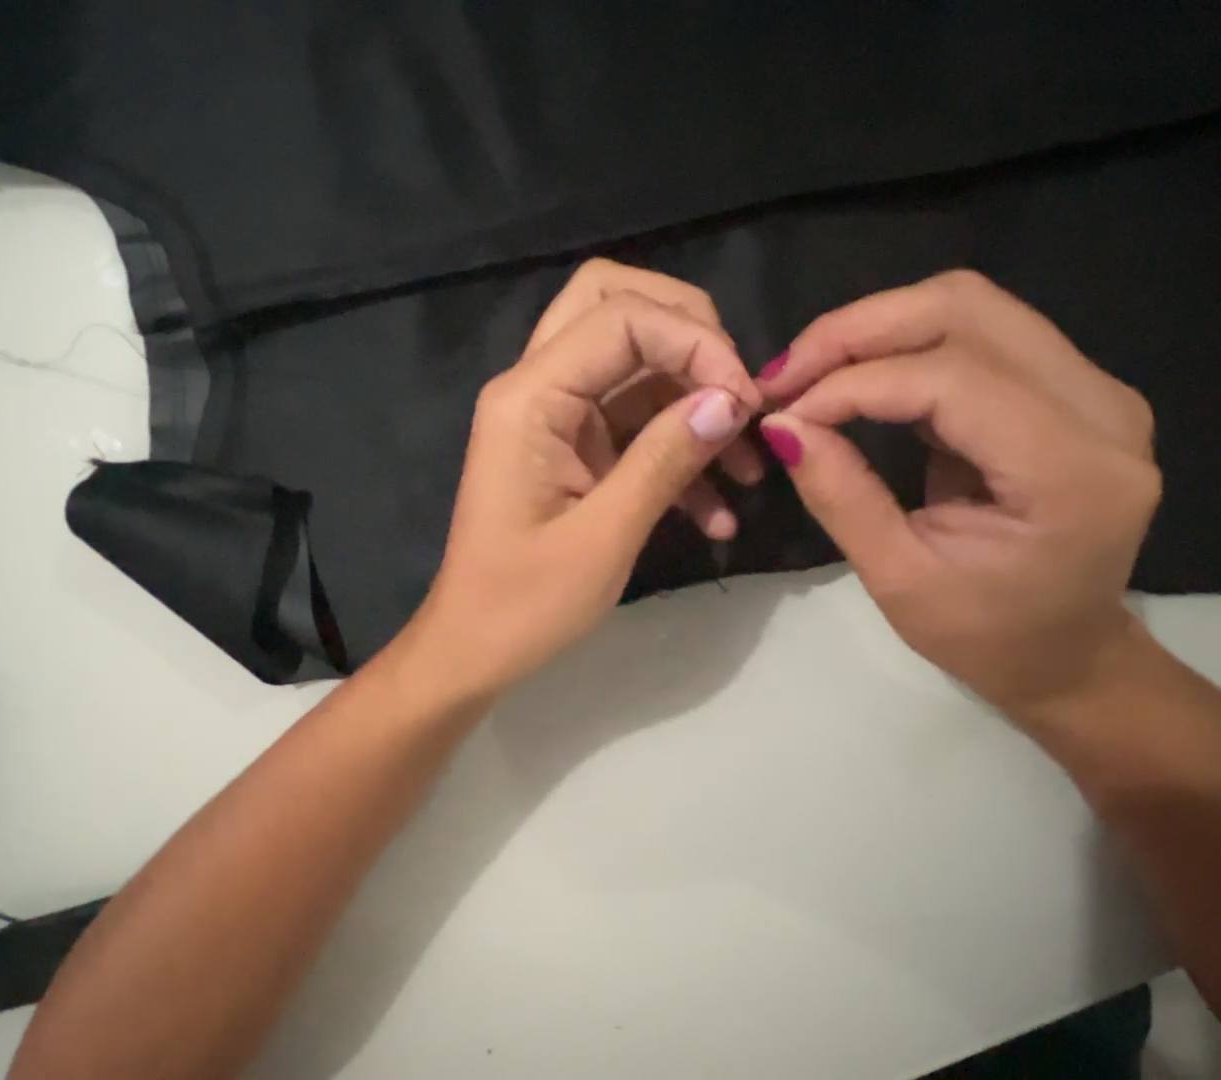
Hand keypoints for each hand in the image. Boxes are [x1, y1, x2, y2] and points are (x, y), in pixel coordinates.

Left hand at [399, 259, 763, 697]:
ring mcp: (554, 416)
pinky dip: (678, 451)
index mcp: (529, 398)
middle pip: (615, 306)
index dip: (695, 342)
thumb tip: (732, 401)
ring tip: (747, 470)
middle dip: (689, 335)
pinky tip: (716, 515)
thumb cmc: (524, 604)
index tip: (744, 403)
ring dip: (695, 402)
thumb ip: (665, 460)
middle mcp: (537, 388)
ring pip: (634, 364)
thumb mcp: (604, 538)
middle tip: (736, 392)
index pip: (620, 317)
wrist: (473, 651)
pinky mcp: (573, 449)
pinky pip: (635, 422)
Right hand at [757, 270, 1159, 715]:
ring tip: (812, 371)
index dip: (853, 383)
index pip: (950, 379)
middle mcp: (1101, 408)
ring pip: (971, 305)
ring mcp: (1095, 388)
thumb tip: (780, 423)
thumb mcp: (898, 578)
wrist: (1068, 654)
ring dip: (878, 328)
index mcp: (1070, 472)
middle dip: (858, 330)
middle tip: (787, 373)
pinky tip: (858, 378)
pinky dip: (905, 343)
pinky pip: (979, 331)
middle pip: (965, 309)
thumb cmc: (986, 635)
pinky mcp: (1073, 385)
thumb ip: (841, 494)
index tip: (780, 412)